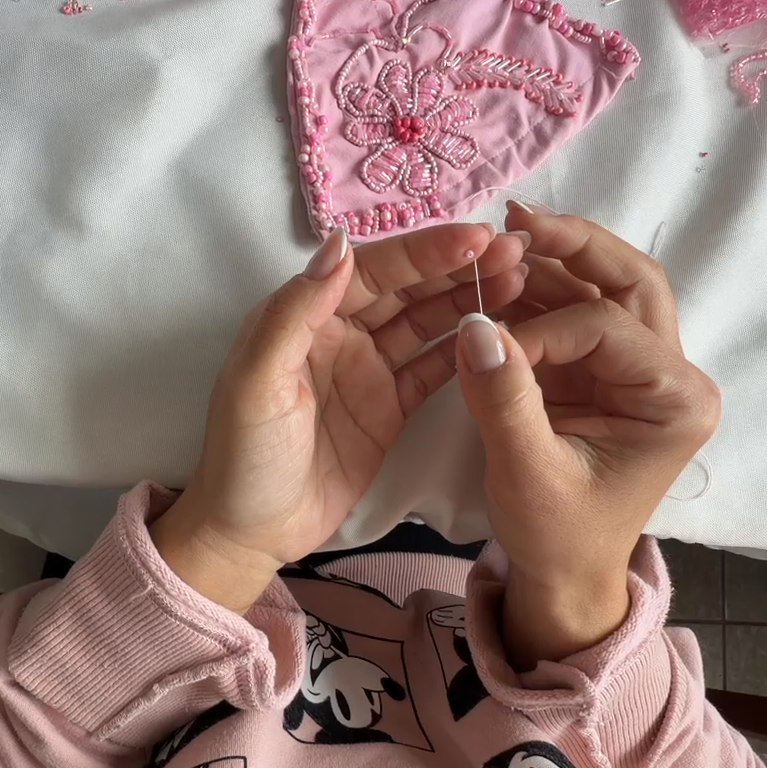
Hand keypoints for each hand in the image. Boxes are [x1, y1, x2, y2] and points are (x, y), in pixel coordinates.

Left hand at [153, 224, 528, 611]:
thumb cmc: (244, 454)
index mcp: (303, 317)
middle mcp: (338, 334)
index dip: (422, 252)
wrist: (252, 529)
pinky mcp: (389, 408)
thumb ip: (295, 311)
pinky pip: (432, 370)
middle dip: (457, 268)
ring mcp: (367, 370)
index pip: (370, 271)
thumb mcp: (257, 380)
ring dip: (468, 300)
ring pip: (425, 323)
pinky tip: (503, 335)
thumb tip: (341, 242)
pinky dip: (466, 350)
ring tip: (522, 281)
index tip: (476, 237)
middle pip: (405, 290)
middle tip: (516, 252)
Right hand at [453, 202, 719, 665]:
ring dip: (559, 261)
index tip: (483, 349)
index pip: (605, 328)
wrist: (565, 571)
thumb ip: (503, 398)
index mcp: (674, 400)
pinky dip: (542, 293)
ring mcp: (639, 371)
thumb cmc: (556, 533)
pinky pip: (578, 316)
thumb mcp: (525, 472)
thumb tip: (473, 324)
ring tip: (506, 236)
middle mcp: (671, 375)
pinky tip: (505, 278)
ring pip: (611, 289)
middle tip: (516, 219)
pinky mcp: (605, 374)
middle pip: (632, 282)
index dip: (538, 327)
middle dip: (575, 246)